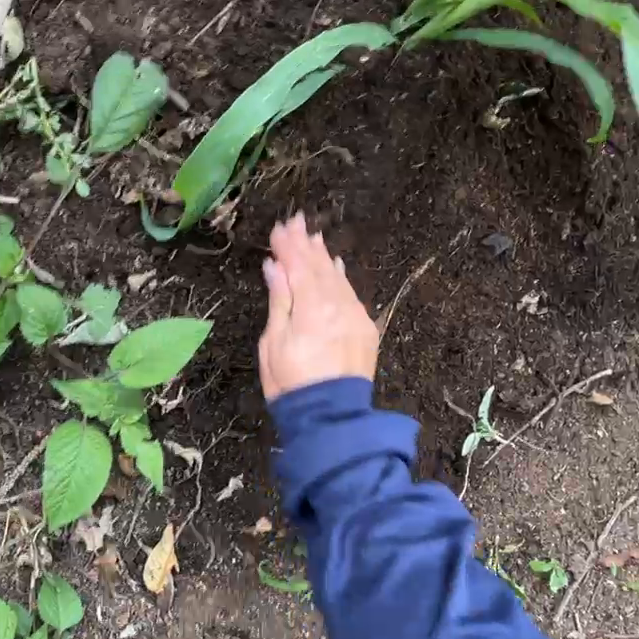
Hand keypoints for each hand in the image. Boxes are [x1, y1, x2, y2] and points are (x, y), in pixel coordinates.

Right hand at [258, 213, 380, 401]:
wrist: (330, 416)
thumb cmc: (291, 383)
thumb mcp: (273, 343)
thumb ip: (279, 301)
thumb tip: (276, 268)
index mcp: (311, 307)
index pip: (298, 266)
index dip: (287, 246)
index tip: (278, 228)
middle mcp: (337, 305)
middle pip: (320, 267)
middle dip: (306, 245)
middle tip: (296, 222)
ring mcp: (355, 316)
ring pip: (337, 278)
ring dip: (324, 257)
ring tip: (314, 238)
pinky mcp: (364, 330)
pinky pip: (351, 293)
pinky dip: (340, 277)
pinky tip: (336, 266)